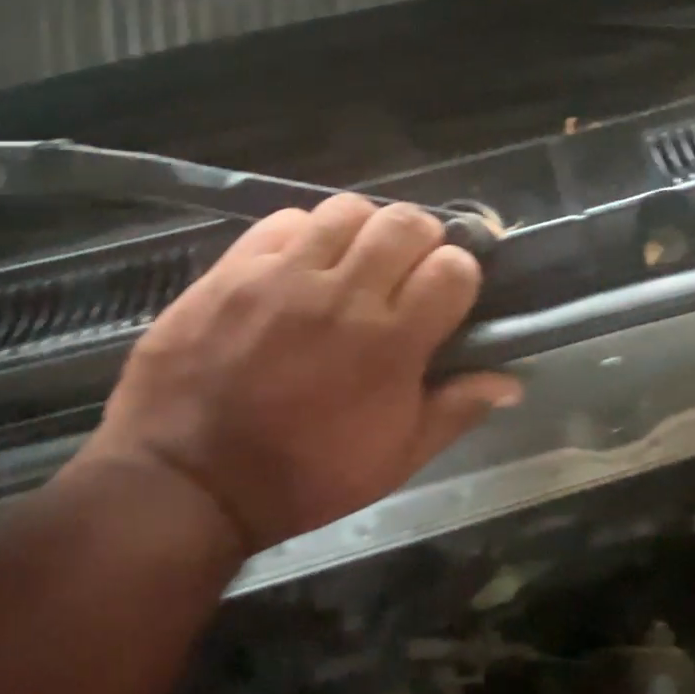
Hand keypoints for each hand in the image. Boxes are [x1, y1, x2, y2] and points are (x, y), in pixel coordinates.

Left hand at [77, 194, 522, 553]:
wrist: (183, 484)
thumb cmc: (302, 479)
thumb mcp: (394, 461)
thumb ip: (455, 411)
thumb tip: (511, 382)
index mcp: (391, 344)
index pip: (453, 267)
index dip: (458, 278)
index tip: (446, 298)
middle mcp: (343, 296)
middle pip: (406, 222)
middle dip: (419, 241)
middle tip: (405, 271)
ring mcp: (282, 277)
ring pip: (347, 209)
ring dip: (363, 231)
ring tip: (351, 262)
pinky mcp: (231, 270)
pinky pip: (284, 221)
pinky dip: (303, 235)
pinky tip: (299, 267)